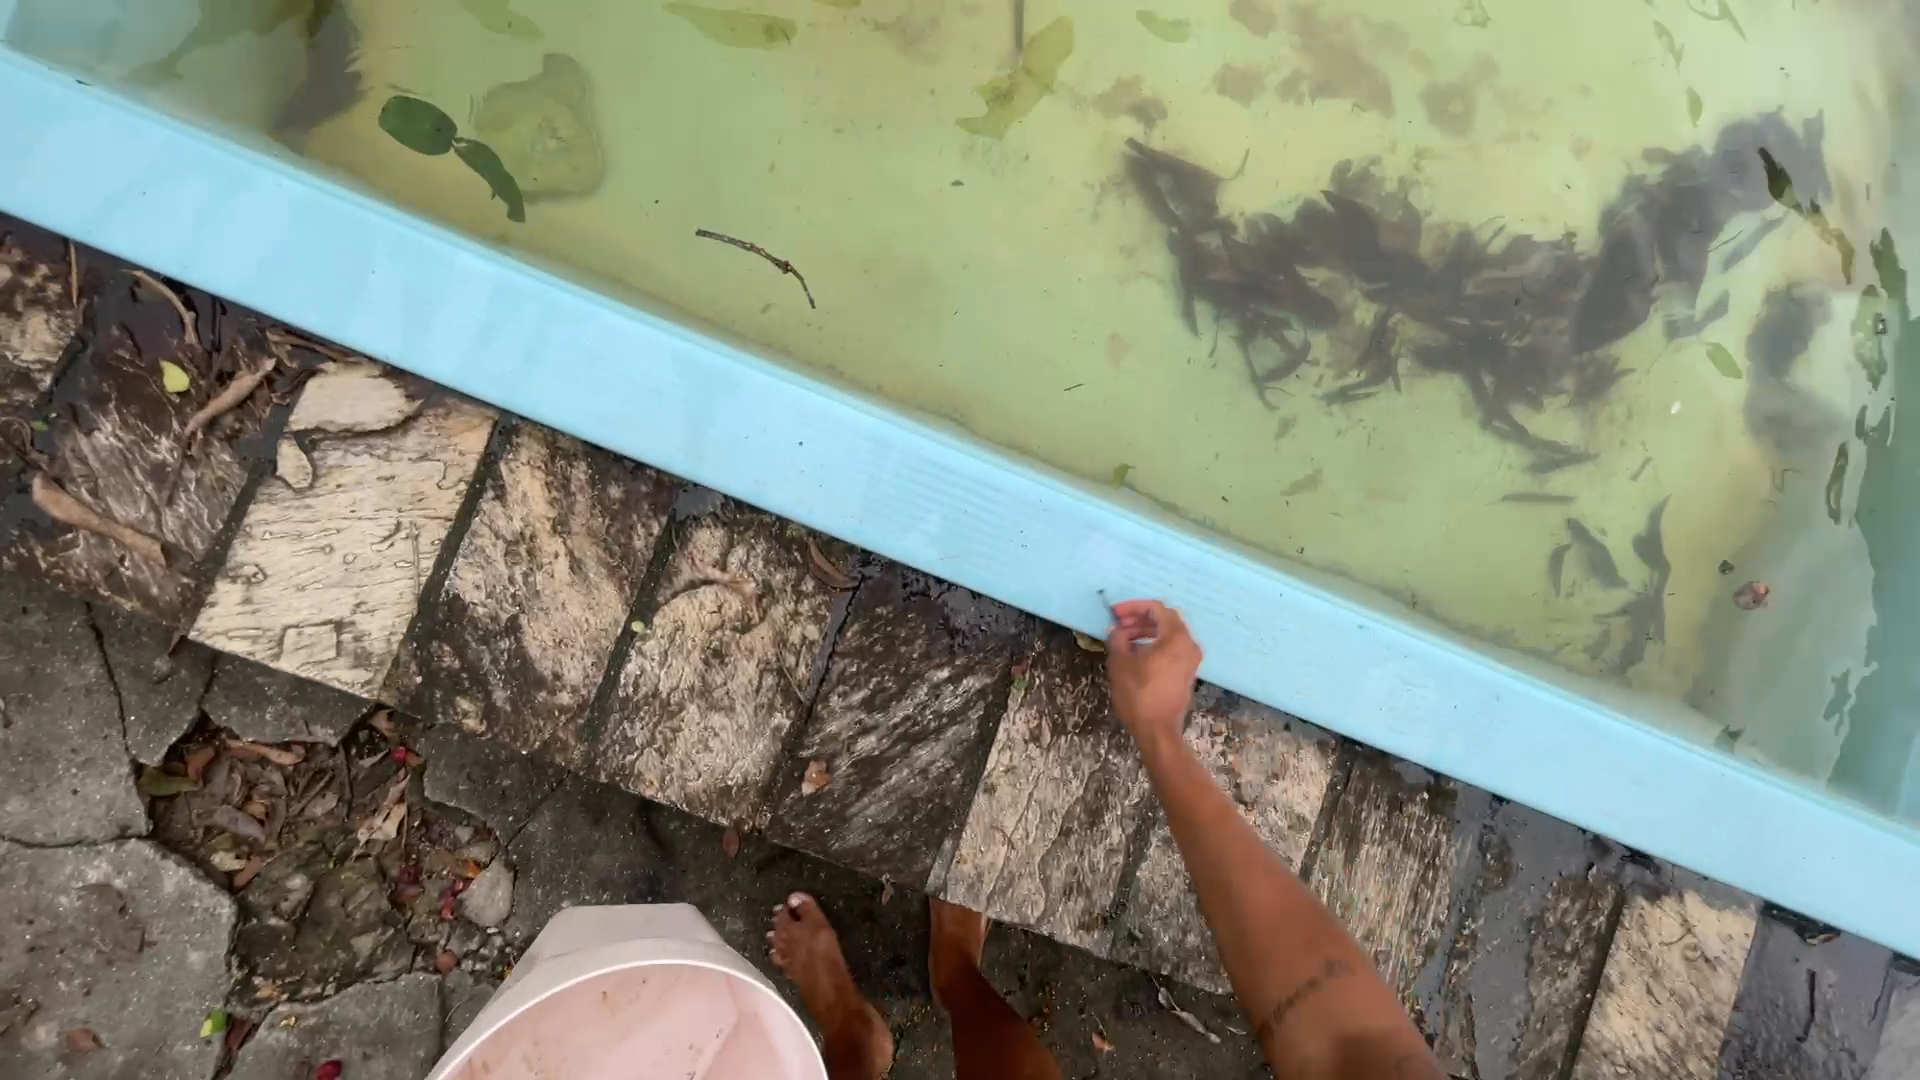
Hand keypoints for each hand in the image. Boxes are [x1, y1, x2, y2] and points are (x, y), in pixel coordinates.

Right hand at [1105, 599, 1202, 753]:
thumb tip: (1117, 630)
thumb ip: (1118, 639)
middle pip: (1165, 619)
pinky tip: (1135, 652)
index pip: (1156, 608)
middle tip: (1118, 624)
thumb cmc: (1138, 694)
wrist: (1157, 731)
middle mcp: (1189, 645)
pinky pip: (1171, 648)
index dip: (1133, 607)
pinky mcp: (1186, 672)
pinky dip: (1154, 644)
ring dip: (1145, 631)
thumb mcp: (1120, 663)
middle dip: (1139, 619)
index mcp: (1176, 638)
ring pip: (1168, 634)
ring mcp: (1190, 660)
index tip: (1115, 613)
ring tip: (1123, 639)